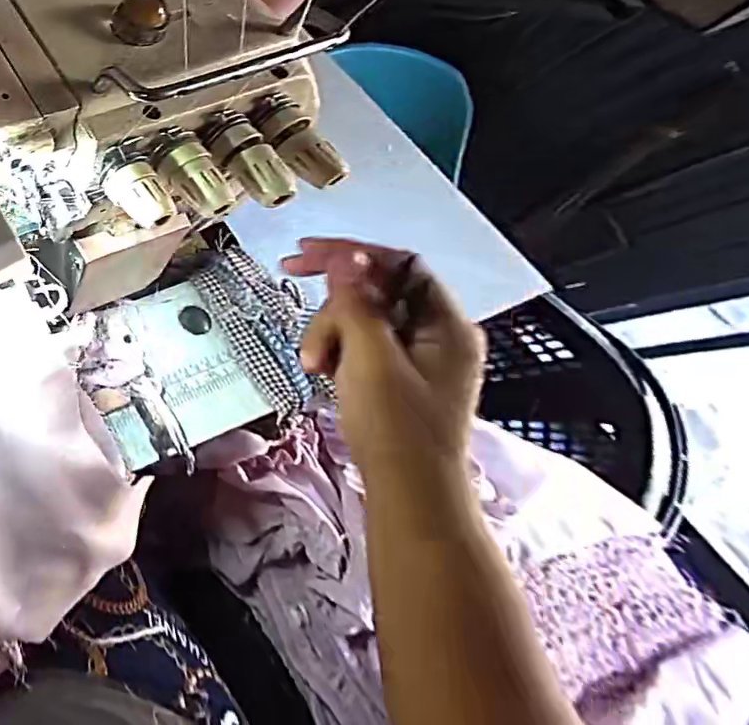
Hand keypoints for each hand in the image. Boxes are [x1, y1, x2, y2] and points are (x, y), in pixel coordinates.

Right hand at [283, 238, 485, 490]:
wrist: (410, 495)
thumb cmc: (395, 428)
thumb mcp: (370, 359)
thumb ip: (357, 303)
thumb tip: (347, 256)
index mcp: (445, 324)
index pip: (397, 264)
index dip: (350, 254)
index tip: (303, 254)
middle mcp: (435, 332)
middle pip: (372, 292)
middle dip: (332, 311)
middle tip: (306, 337)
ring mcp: (417, 353)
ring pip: (359, 317)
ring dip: (328, 334)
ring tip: (315, 367)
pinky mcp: (397, 371)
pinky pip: (359, 341)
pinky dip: (336, 349)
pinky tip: (324, 370)